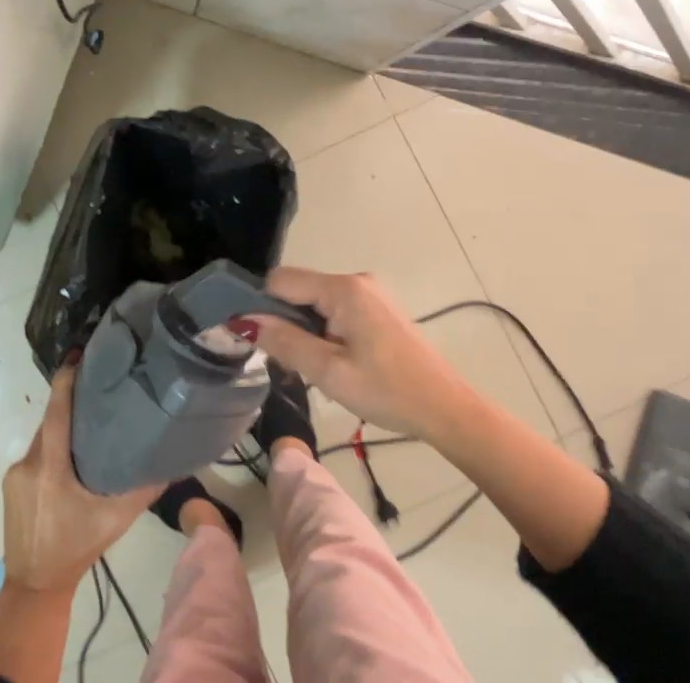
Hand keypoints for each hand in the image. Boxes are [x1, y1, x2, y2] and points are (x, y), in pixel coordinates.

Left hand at [1, 368, 161, 593]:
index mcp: (50, 468)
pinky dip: (52, 449)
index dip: (66, 380)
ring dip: (62, 429)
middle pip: (49, 421)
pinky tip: (72, 456)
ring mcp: (15, 473)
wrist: (35, 584)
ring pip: (42, 439)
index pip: (56, 411)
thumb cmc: (77, 549)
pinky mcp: (11, 483)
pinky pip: (35, 455)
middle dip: (70, 403)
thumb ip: (143, 489)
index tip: (78, 355)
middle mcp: (28, 463)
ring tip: (90, 420)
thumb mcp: (116, 520)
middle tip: (98, 387)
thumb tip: (173, 462)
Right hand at [244, 267, 476, 440]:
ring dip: (306, 333)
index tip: (262, 344)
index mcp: (343, 289)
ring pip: (316, 304)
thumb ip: (284, 341)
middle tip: (294, 366)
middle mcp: (356, 281)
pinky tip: (338, 365)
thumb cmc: (387, 391)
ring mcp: (370, 294)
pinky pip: (336, 311)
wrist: (447, 410)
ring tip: (320, 371)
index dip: (262, 308)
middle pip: (298, 291)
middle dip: (286, 324)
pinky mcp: (379, 310)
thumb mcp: (328, 372)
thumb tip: (242, 320)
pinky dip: (326, 334)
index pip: (280, 280)